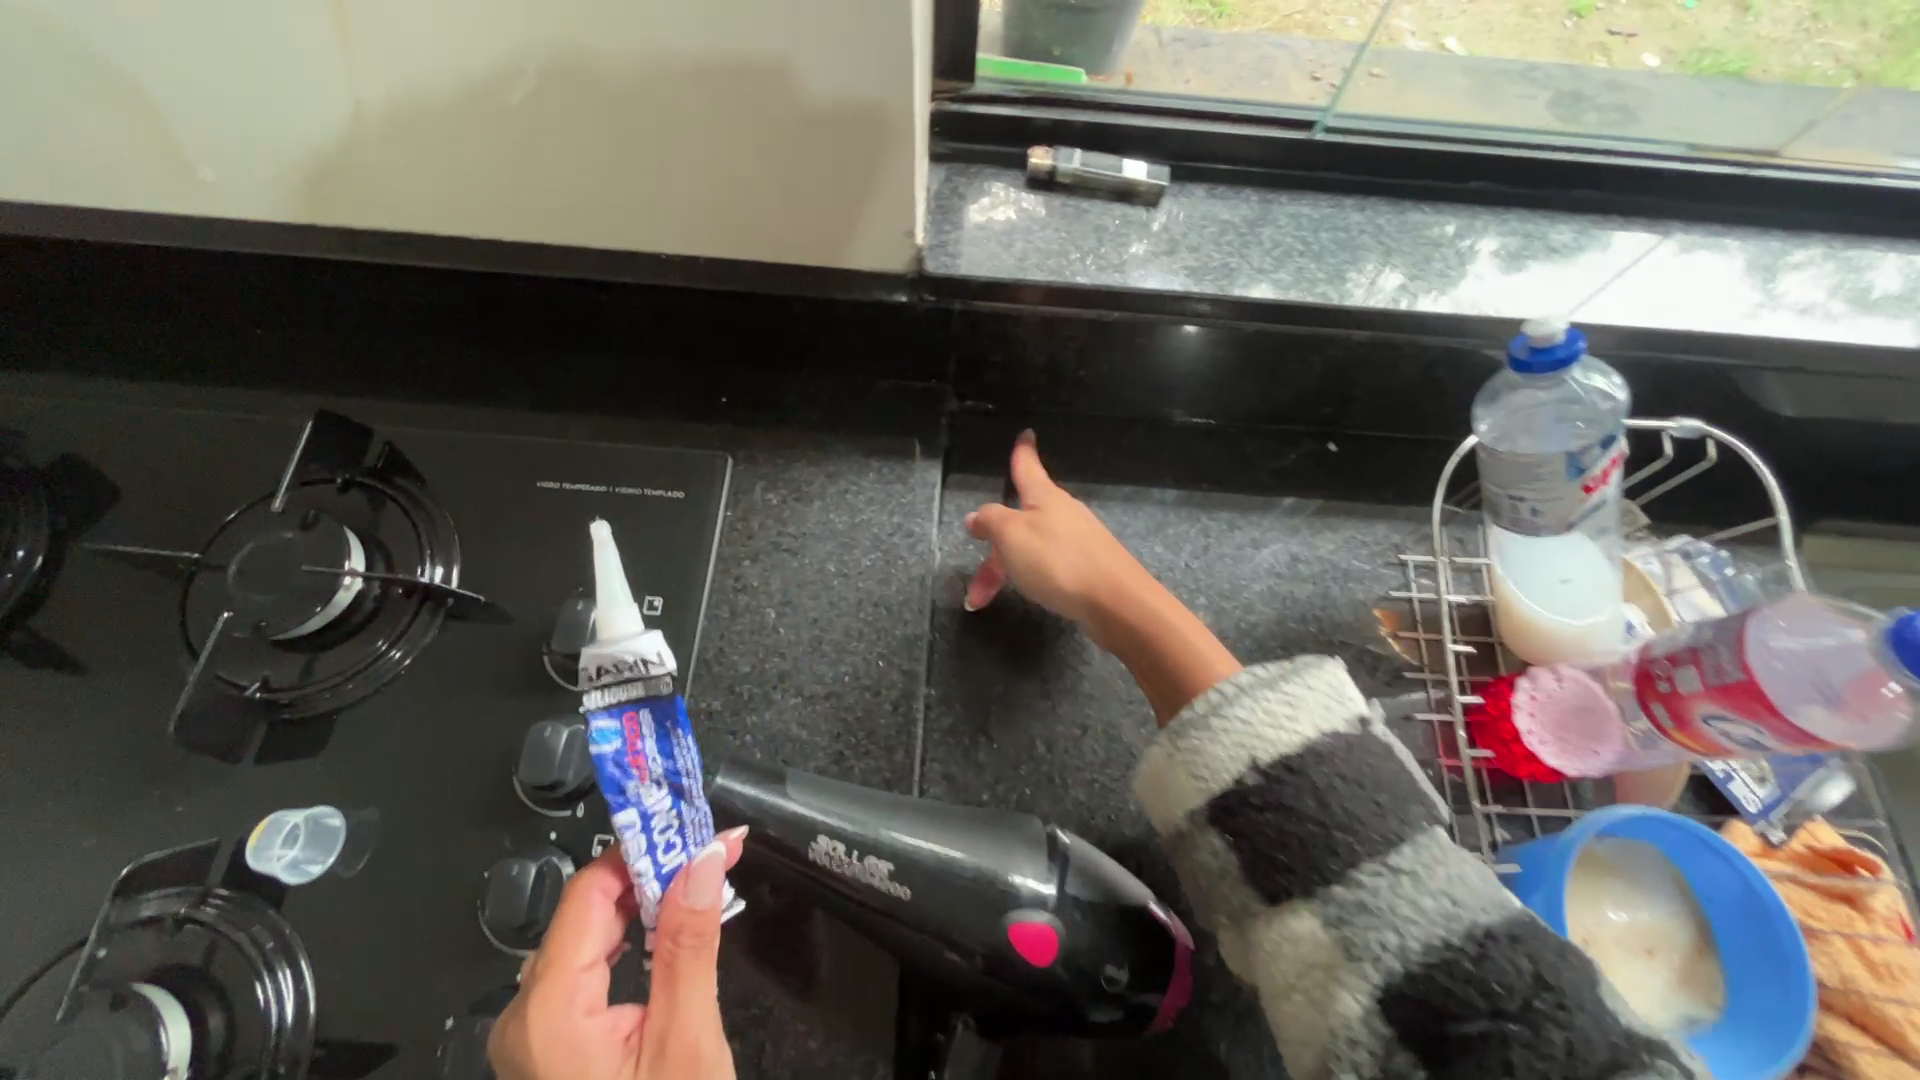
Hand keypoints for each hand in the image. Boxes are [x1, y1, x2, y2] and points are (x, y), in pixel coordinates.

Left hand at [489, 827, 747, 1079]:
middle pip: (586, 913)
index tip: (704, 831)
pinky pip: (587, 971)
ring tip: (702, 880)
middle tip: (716, 852)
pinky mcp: (548, 1048)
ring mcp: (531, 1035)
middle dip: (652, 875)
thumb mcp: (685, 1044)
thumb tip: (706, 857)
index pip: (589, 893)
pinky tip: (669, 929)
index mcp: (546, 1010)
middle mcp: (522, 1015)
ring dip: (646, 905)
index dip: (645, 851)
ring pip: (588, 939)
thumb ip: (690, 944)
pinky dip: (631, 941)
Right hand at [964, 430, 1150, 626]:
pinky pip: (1048, 567)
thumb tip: (974, 516)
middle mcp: (1063, 514)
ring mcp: (1079, 541)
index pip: (1028, 467)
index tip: (1027, 433)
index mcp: (1044, 497)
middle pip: (1019, 522)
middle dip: (994, 551)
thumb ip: (990, 521)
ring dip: (1006, 573)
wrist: (1115, 601)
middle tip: (975, 586)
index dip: (1022, 451)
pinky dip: (1029, 581)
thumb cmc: (1057, 560)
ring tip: (984, 599)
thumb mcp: (1011, 535)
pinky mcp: (1089, 567)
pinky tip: (1028, 596)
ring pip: (1030, 549)